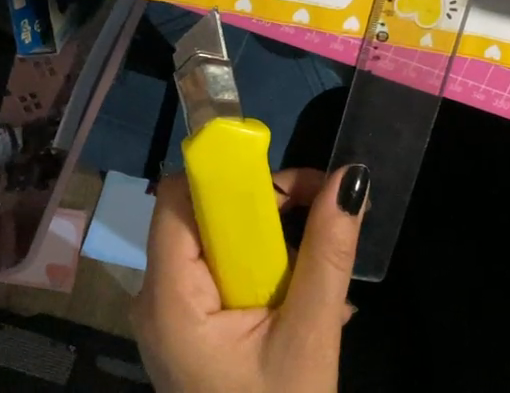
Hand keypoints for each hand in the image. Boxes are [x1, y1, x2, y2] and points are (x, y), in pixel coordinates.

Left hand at [133, 166, 366, 392]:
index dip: (225, 173)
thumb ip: (328, 252)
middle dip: (265, 203)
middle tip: (322, 209)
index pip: (178, 198)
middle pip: (203, 214)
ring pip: (218, 240)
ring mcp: (171, 313)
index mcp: (170, 300)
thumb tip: (352, 176)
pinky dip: (263, 266)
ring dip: (273, 236)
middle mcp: (157, 297)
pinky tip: (305, 289)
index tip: (283, 173)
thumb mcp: (310, 337)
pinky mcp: (190, 326)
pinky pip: (222, 270)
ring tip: (324, 258)